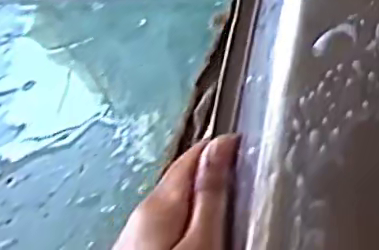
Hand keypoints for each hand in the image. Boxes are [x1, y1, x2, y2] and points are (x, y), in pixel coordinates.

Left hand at [112, 134, 237, 249]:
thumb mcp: (203, 237)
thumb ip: (211, 190)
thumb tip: (223, 139)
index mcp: (156, 200)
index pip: (197, 150)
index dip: (226, 149)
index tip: (248, 158)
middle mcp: (138, 213)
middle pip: (184, 178)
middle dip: (211, 180)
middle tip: (238, 193)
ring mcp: (130, 236)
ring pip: (174, 204)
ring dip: (197, 204)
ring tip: (220, 217)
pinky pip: (163, 227)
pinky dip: (182, 225)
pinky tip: (194, 239)